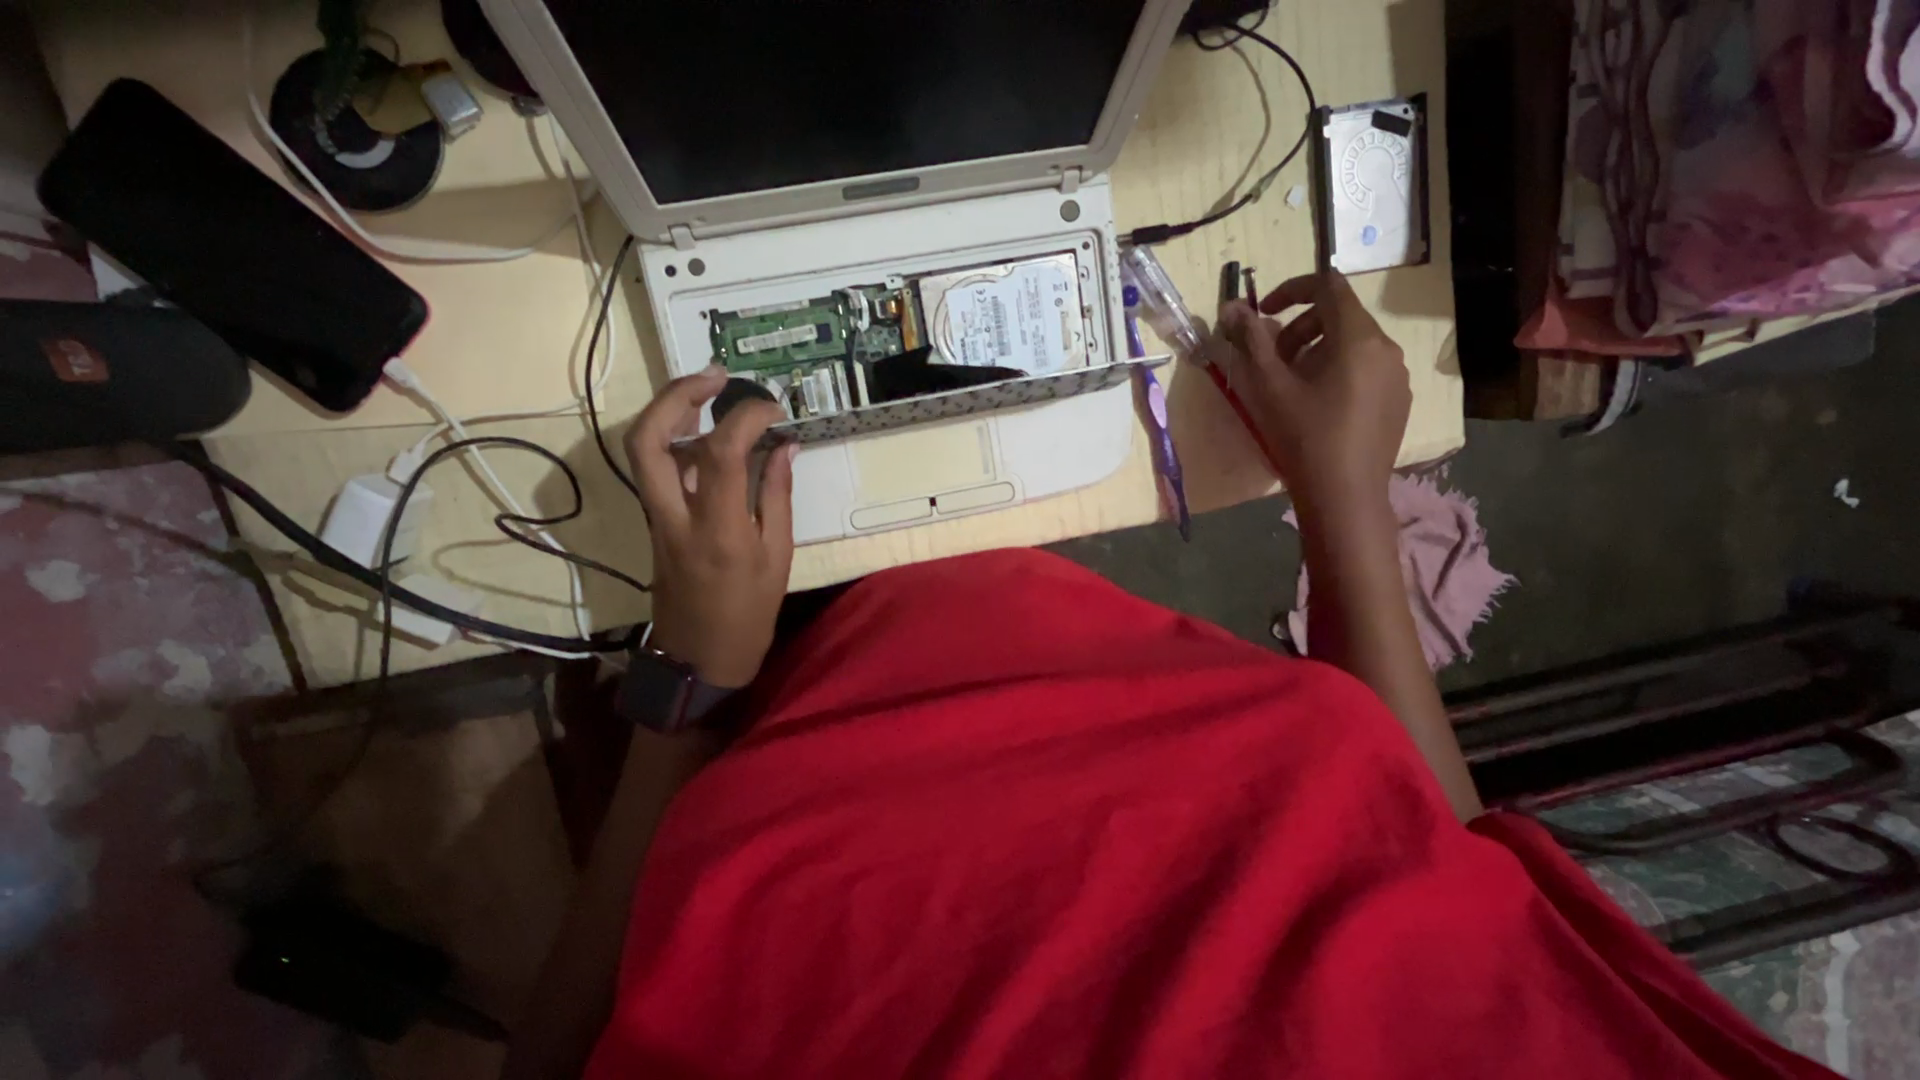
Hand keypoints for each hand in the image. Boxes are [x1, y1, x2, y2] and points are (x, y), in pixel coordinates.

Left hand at [625, 366, 795, 688]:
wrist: (698, 659)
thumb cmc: (748, 616)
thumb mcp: (778, 559)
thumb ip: (779, 496)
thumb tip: (784, 446)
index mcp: (718, 530)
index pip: (720, 452)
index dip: (745, 417)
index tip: (772, 409)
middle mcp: (676, 517)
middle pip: (648, 440)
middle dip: (676, 396)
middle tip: (715, 376)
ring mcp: (656, 519)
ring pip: (641, 450)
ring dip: (668, 411)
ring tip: (708, 394)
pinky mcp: (653, 522)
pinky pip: (654, 468)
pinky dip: (673, 439)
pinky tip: (704, 434)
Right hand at [1215, 271, 1410, 509]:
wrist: (1344, 496)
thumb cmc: (1303, 437)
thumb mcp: (1269, 387)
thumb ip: (1251, 340)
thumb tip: (1233, 307)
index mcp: (1357, 338)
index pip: (1328, 285)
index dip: (1292, 289)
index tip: (1265, 313)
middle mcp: (1386, 348)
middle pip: (1340, 316)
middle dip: (1301, 328)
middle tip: (1271, 360)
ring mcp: (1397, 376)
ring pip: (1353, 344)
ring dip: (1317, 351)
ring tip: (1292, 386)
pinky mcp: (1399, 400)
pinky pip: (1367, 369)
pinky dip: (1338, 371)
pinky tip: (1318, 407)